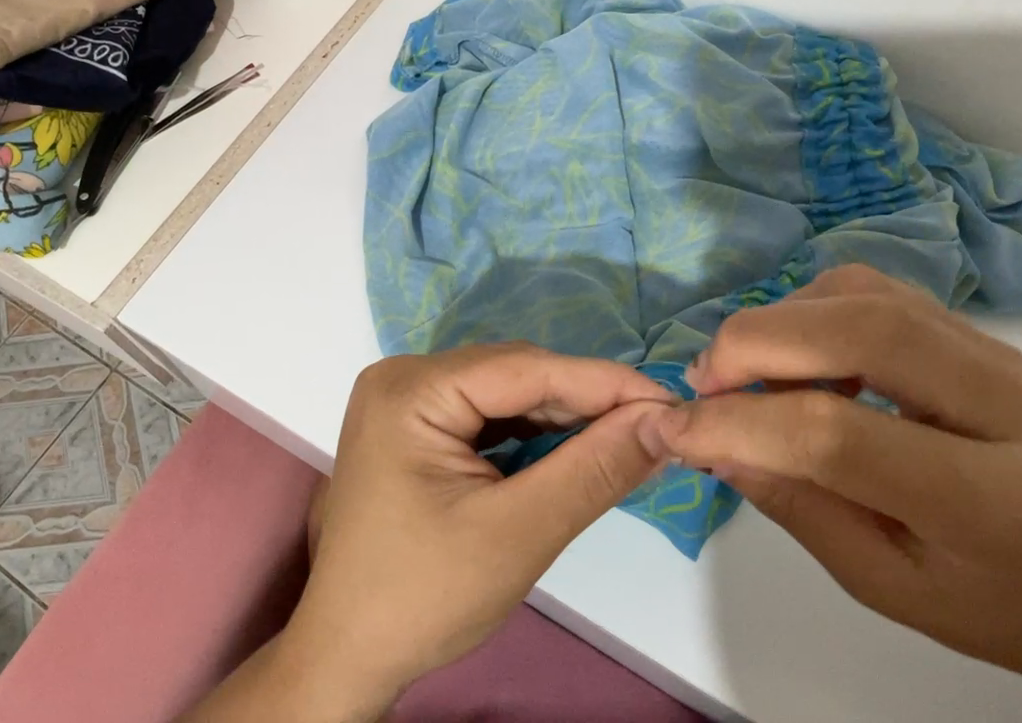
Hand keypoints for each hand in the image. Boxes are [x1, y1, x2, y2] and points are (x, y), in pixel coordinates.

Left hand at [285, 343, 675, 705]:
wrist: (348, 652)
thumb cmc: (424, 596)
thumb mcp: (518, 533)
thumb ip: (593, 470)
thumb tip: (663, 421)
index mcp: (411, 390)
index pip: (526, 368)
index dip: (604, 383)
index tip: (673, 404)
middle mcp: (404, 378)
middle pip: (514, 376)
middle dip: (585, 402)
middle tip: (657, 430)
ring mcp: (406, 403)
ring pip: (505, 395)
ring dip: (563, 419)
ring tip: (626, 441)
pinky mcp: (415, 429)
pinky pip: (486, 418)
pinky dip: (532, 436)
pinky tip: (574, 452)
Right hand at [641, 264, 1021, 689]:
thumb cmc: (993, 606)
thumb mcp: (884, 586)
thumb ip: (795, 505)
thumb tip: (706, 438)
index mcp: (1002, 505)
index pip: (841, 437)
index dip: (740, 423)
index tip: (674, 427)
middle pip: (865, 330)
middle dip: (757, 342)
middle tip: (706, 381)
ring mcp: (1012, 359)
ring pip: (871, 295)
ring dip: (783, 320)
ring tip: (751, 373)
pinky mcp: (987, 335)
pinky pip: (882, 292)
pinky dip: (815, 309)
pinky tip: (801, 357)